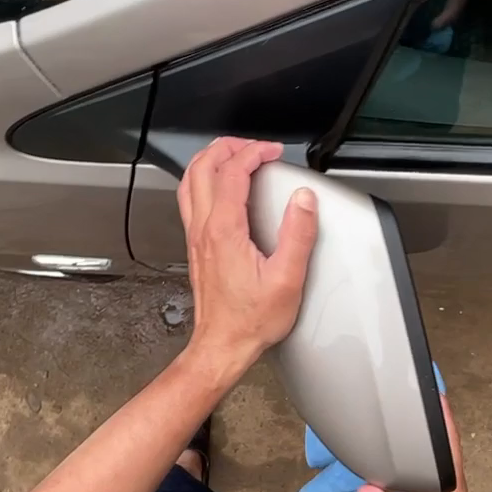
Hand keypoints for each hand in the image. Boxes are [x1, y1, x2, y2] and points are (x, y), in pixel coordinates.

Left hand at [177, 137, 317, 370]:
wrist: (223, 345)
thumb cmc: (250, 320)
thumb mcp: (287, 279)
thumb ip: (298, 235)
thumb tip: (303, 201)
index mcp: (225, 231)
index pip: (232, 174)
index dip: (254, 153)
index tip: (272, 151)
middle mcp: (204, 230)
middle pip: (201, 169)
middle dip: (227, 148)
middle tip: (252, 147)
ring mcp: (195, 238)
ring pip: (188, 182)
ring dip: (209, 161)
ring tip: (233, 155)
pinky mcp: (196, 248)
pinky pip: (189, 201)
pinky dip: (202, 181)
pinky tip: (218, 188)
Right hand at [357, 396, 468, 491]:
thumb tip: (366, 491)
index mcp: (448, 488)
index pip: (449, 443)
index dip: (443, 416)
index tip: (432, 389)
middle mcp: (439, 485)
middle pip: (430, 445)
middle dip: (418, 420)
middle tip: (400, 393)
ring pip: (414, 458)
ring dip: (401, 440)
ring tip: (384, 414)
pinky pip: (399, 472)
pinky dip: (387, 459)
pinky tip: (370, 450)